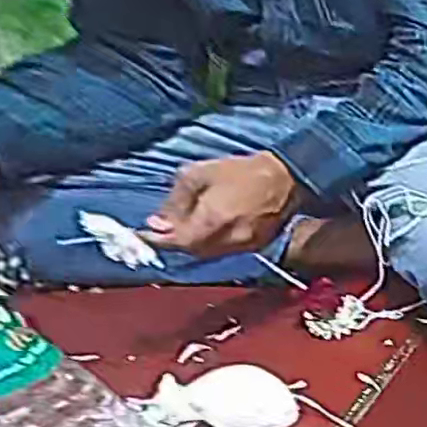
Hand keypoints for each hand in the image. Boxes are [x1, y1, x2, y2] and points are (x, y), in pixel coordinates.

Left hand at [140, 151, 300, 256]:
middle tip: (162, 230)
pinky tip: (208, 232)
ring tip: (184, 230)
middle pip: (196, 251)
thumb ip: (175, 202)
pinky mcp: (259, 245)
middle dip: (177, 243)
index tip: (142, 234)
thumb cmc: (238, 172)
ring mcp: (248, 244)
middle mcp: (231, 238)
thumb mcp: (196, 176)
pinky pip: (229, 250)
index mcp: (213, 221)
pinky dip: (213, 244)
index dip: (159, 240)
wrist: (284, 180)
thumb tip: (158, 222)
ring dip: (196, 244)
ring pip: (213, 253)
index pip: (180, 242)